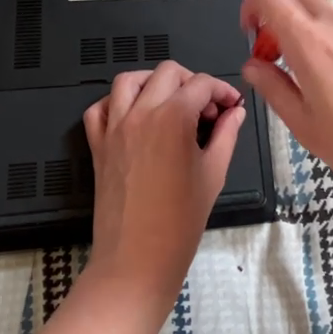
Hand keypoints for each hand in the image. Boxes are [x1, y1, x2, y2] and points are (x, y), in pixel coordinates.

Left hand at [82, 63, 246, 297]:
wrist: (137, 261)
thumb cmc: (181, 222)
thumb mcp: (213, 175)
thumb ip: (226, 135)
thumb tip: (234, 113)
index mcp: (174, 118)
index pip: (201, 84)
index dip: (222, 91)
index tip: (231, 107)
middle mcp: (142, 113)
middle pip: (167, 73)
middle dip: (192, 82)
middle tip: (205, 109)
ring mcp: (115, 127)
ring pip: (129, 80)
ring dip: (152, 83)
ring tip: (169, 103)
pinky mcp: (98, 144)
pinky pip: (99, 109)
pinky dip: (115, 104)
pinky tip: (134, 117)